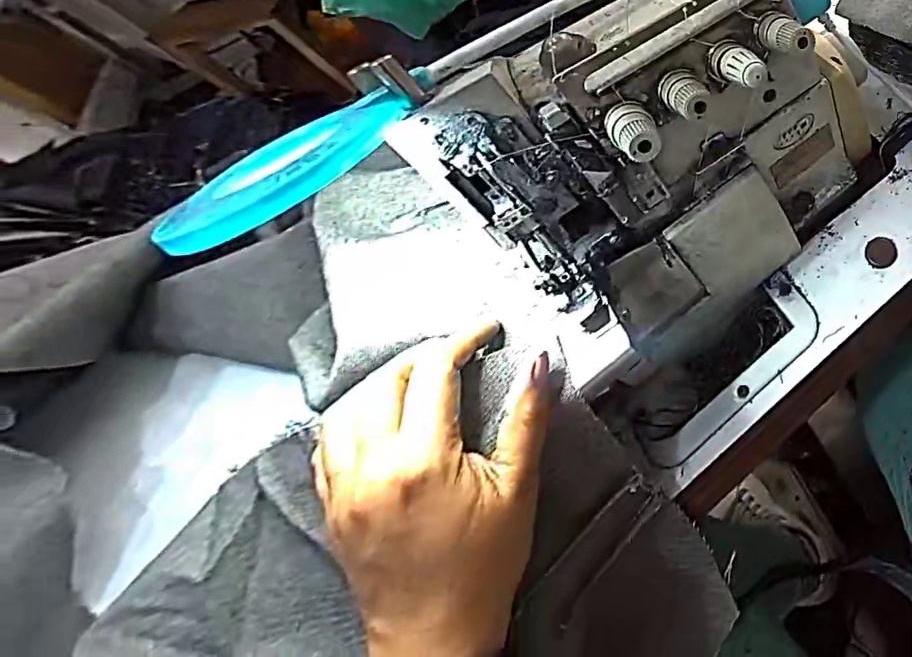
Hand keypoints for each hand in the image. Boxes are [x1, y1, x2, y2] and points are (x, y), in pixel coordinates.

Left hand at [315, 322, 553, 656]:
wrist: (434, 634)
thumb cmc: (484, 562)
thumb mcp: (519, 483)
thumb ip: (527, 417)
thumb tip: (539, 364)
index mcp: (422, 460)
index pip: (434, 373)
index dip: (465, 339)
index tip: (487, 330)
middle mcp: (372, 470)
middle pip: (384, 383)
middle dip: (426, 353)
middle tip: (463, 347)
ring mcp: (344, 491)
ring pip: (346, 410)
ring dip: (386, 381)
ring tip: (424, 374)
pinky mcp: (334, 509)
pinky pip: (326, 446)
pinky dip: (354, 416)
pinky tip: (383, 415)